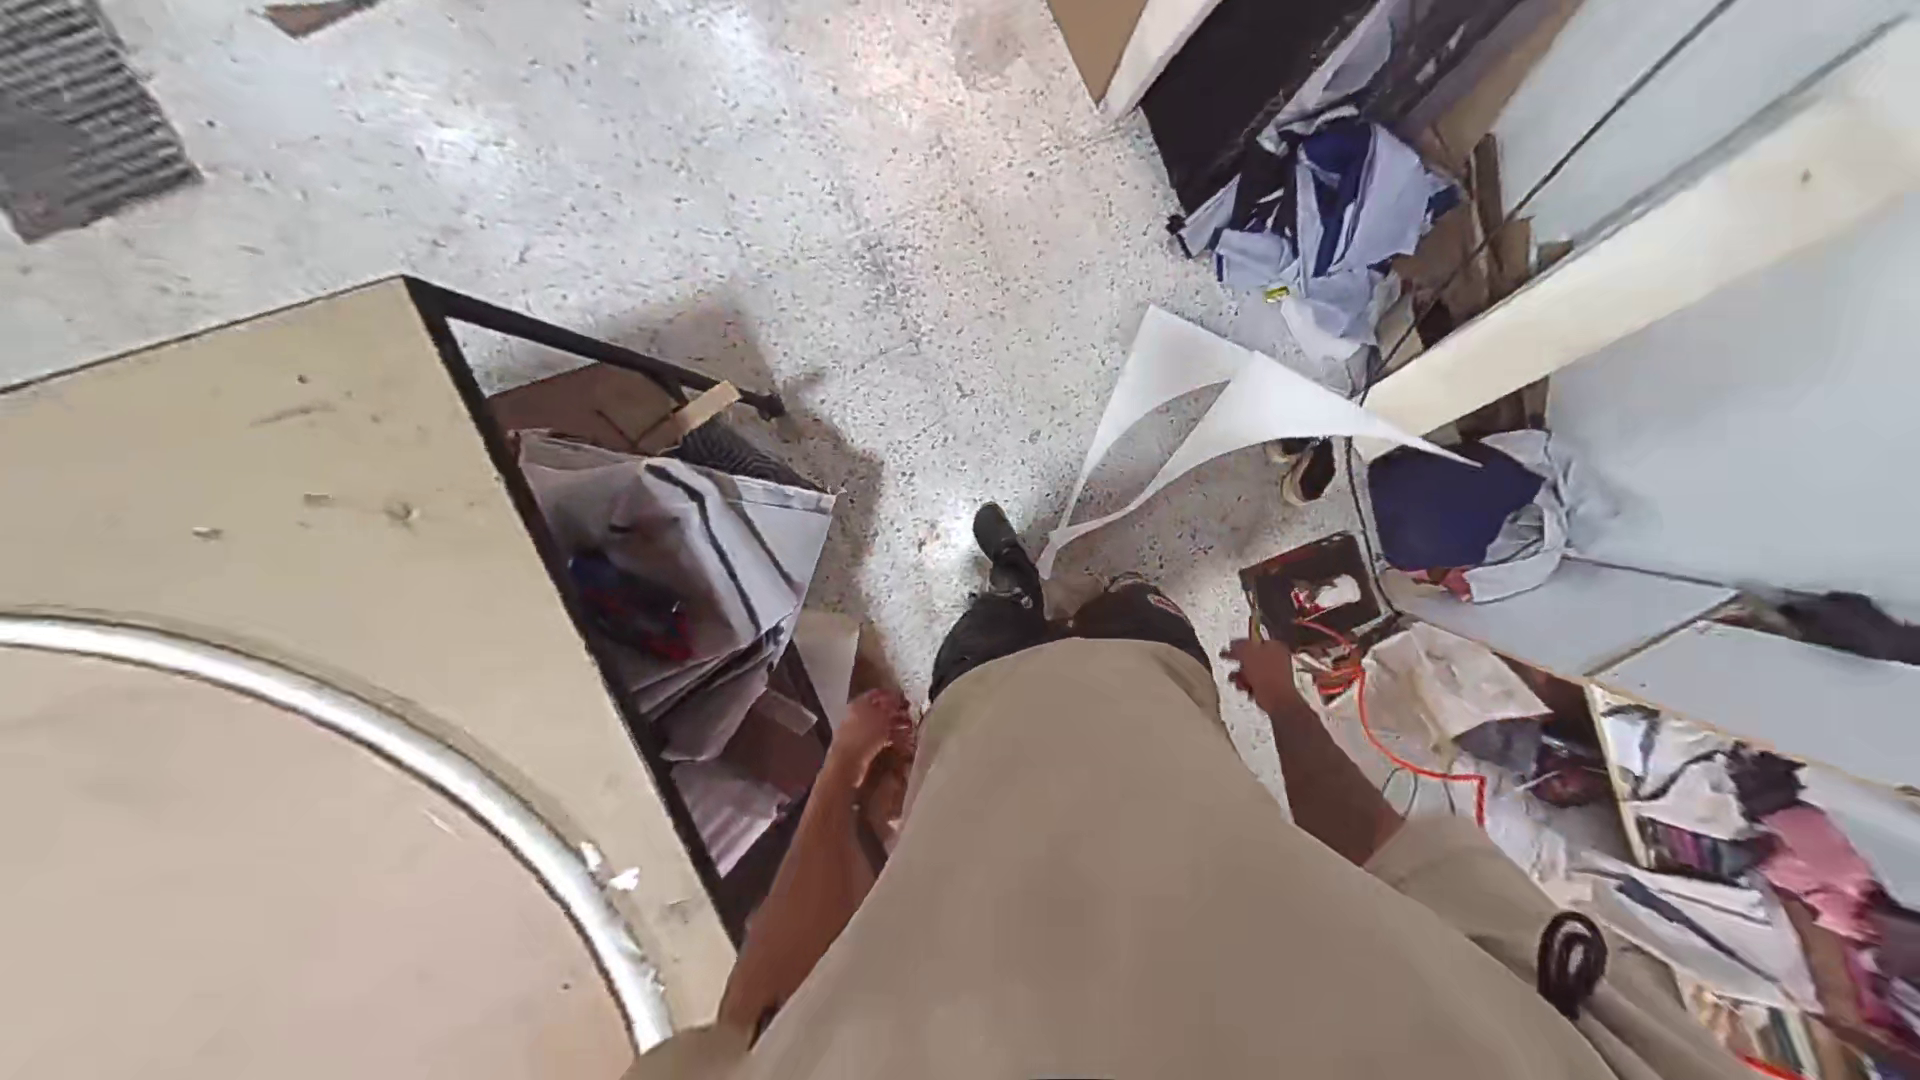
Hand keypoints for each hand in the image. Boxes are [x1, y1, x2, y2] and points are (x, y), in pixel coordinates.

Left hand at [825, 688, 913, 788]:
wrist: (847, 764)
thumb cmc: (864, 736)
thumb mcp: (880, 719)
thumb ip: (889, 708)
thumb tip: (896, 701)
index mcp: (857, 705)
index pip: (876, 694)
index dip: (890, 695)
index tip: (903, 698)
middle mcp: (856, 716)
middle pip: (879, 710)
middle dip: (895, 712)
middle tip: (909, 714)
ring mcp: (858, 732)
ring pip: (880, 725)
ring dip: (895, 725)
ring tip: (910, 727)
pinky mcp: (862, 747)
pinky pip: (879, 738)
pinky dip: (891, 737)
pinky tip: (904, 741)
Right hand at [1221, 637, 1310, 716]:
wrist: (1277, 699)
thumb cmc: (1263, 673)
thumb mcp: (1247, 653)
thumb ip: (1238, 646)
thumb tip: (1232, 644)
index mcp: (1275, 645)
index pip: (1253, 641)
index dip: (1239, 646)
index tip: (1227, 651)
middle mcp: (1278, 657)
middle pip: (1252, 657)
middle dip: (1239, 664)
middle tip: (1231, 668)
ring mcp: (1277, 673)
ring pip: (1252, 671)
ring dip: (1241, 676)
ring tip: (1238, 682)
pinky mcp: (1273, 687)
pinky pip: (1256, 682)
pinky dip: (1249, 685)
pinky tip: (1245, 689)